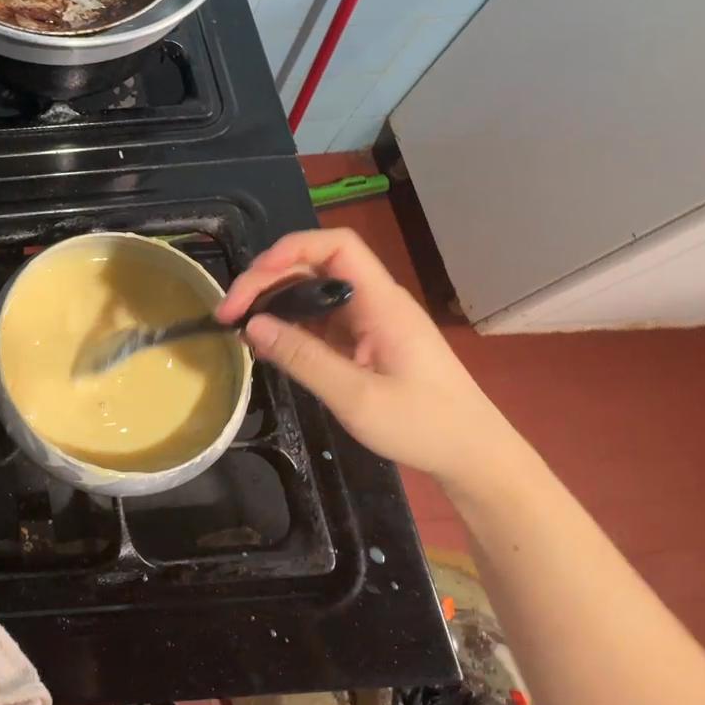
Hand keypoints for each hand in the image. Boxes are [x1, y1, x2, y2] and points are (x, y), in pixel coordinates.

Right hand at [216, 228, 521, 489]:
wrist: (475, 458)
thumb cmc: (425, 426)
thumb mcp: (358, 398)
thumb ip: (303, 358)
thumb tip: (253, 325)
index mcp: (382, 303)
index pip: (336, 246)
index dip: (291, 249)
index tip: (253, 278)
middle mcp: (374, 303)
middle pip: (314, 266)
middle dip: (267, 279)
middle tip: (230, 313)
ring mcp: (369, 322)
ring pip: (311, 292)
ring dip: (273, 301)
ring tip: (240, 327)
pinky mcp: (363, 343)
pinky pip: (318, 320)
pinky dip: (287, 325)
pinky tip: (265, 344)